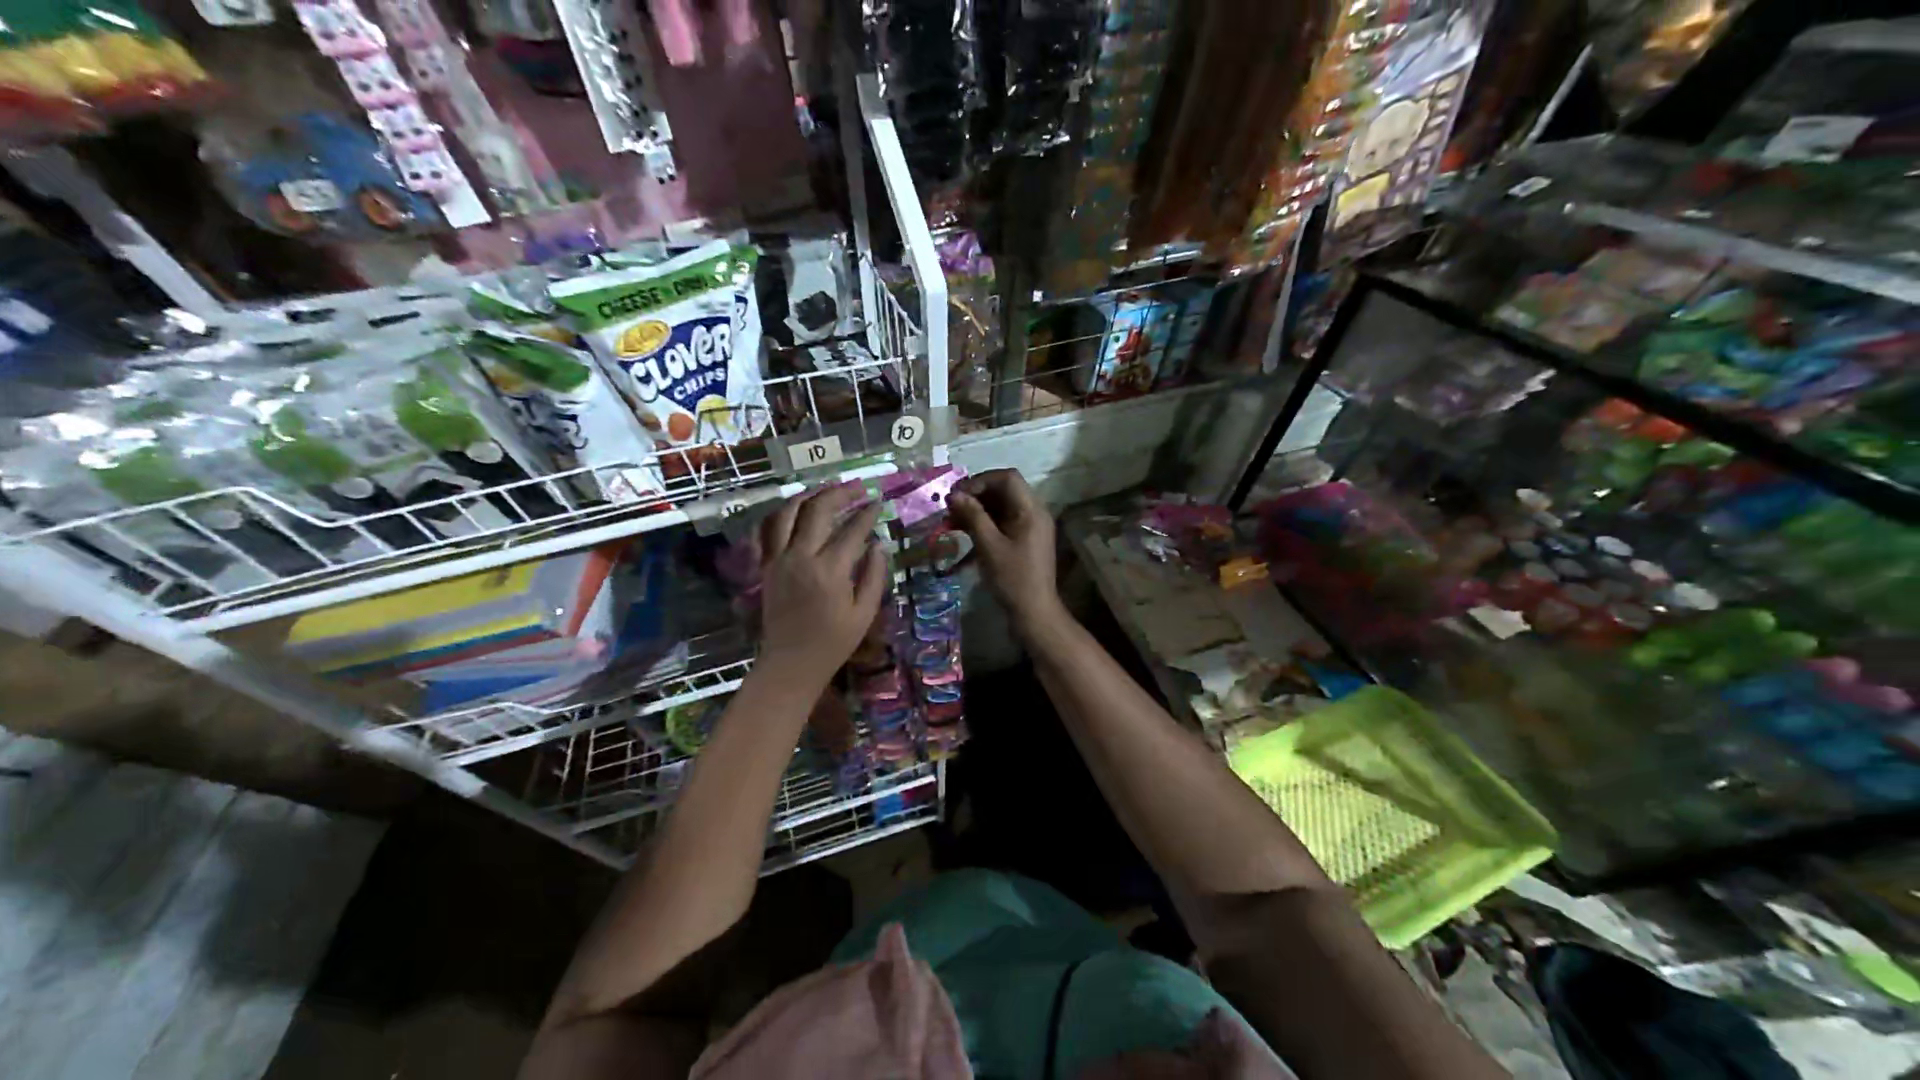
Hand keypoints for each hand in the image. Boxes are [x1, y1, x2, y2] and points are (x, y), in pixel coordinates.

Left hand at [757, 484, 886, 688]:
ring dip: (809, 496)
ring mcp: (779, 559)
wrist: (790, 663)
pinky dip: (785, 514)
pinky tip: (799, 509)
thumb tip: (877, 544)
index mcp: (830, 571)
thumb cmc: (833, 643)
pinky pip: (771, 529)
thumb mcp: (864, 613)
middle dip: (841, 494)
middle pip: (818, 510)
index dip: (868, 513)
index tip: (879, 503)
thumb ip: (873, 575)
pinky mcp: (767, 565)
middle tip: (858, 489)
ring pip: (789, 512)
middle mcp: (801, 557)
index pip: (853, 530)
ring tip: (827, 491)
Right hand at [947, 469, 1064, 633]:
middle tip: (951, 508)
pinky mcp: (1025, 540)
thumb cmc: (1012, 578)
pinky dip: (984, 524)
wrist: (1034, 612)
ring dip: (977, 510)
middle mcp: (1035, 512)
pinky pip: (1004, 522)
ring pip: (1002, 506)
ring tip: (952, 522)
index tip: (958, 495)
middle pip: (1004, 490)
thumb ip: (972, 516)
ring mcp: (1031, 526)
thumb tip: (954, 494)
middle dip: (976, 495)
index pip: (1007, 477)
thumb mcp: (989, 546)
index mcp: (1031, 510)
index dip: (980, 481)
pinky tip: (965, 535)